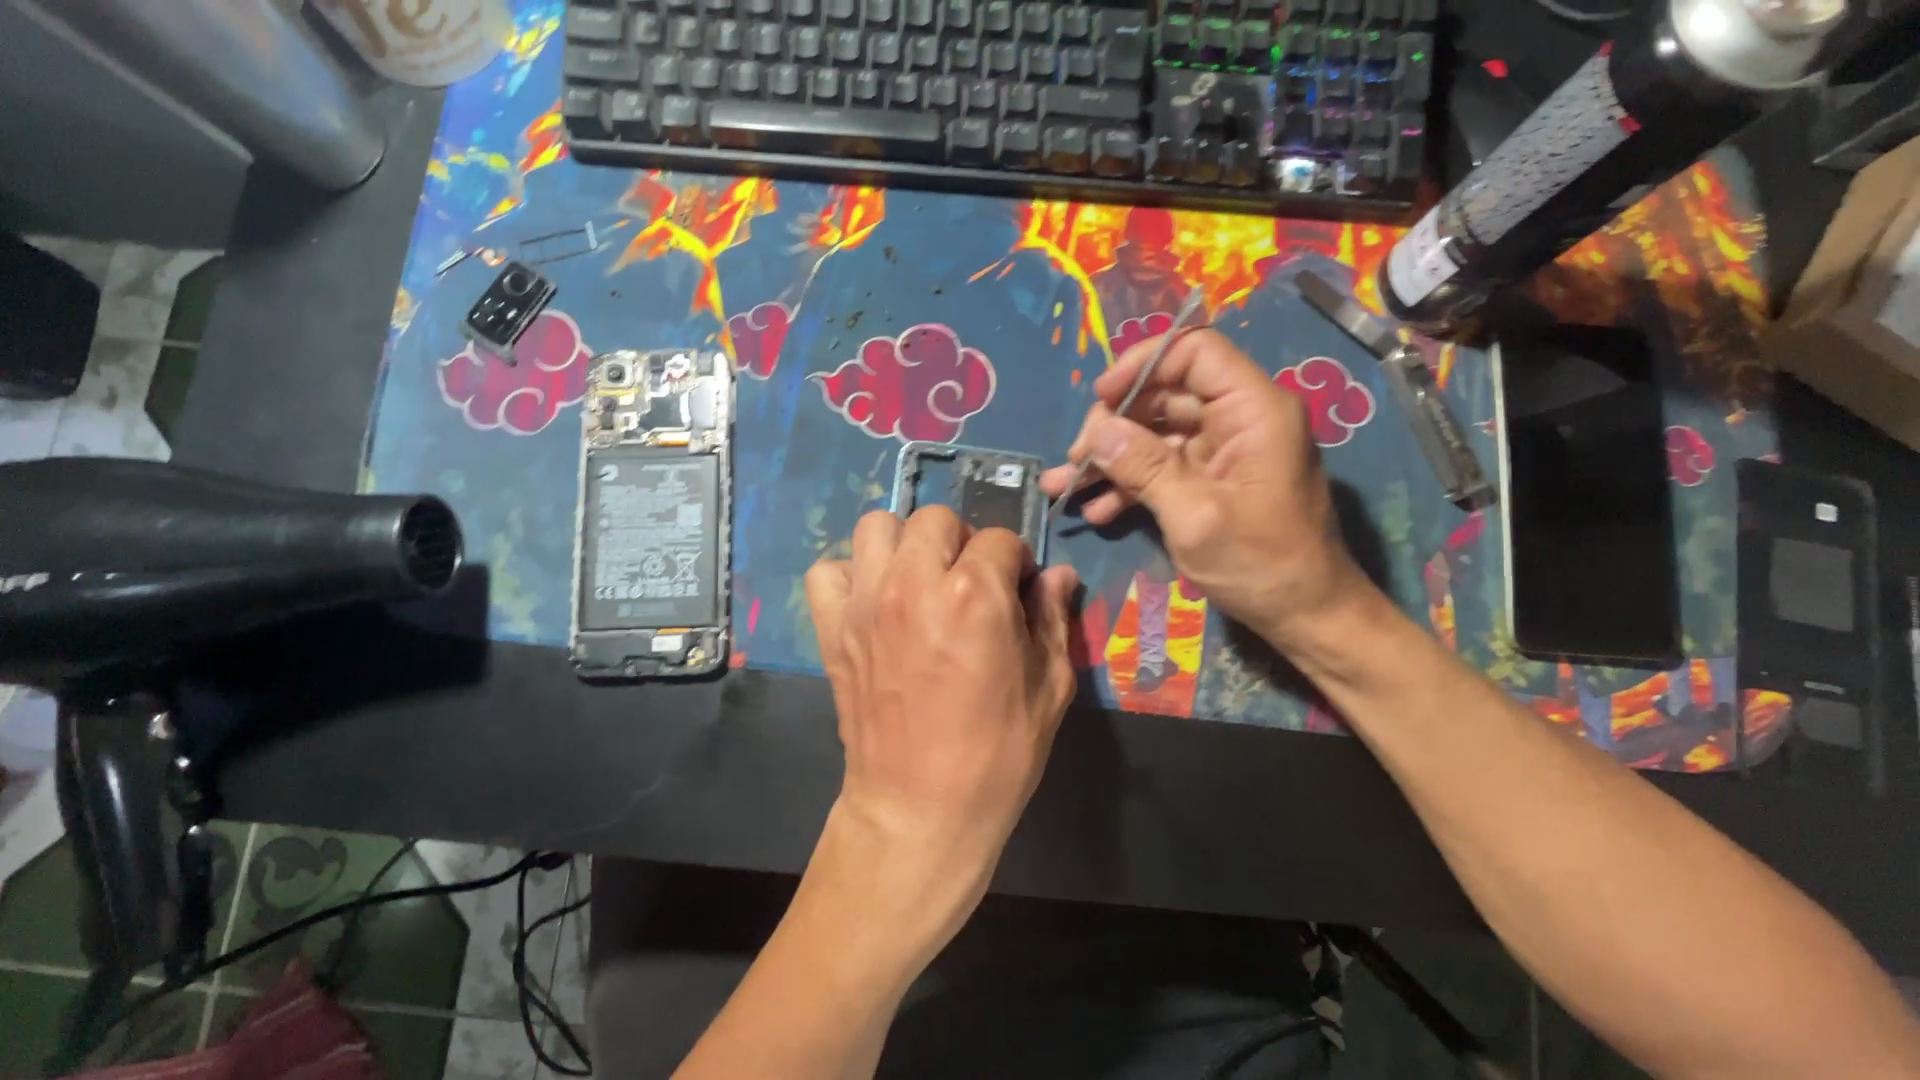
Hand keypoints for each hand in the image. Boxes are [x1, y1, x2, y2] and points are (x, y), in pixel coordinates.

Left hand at [804, 508, 1079, 947]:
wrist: (920, 809)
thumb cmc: (997, 754)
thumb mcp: (1049, 688)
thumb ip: (1053, 619)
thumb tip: (1059, 575)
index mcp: (975, 595)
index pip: (1000, 539)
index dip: (1016, 564)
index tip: (1019, 592)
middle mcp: (914, 583)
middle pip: (935, 519)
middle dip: (962, 542)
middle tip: (972, 584)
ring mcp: (865, 604)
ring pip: (876, 526)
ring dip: (905, 545)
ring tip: (922, 582)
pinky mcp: (832, 629)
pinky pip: (827, 571)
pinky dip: (850, 574)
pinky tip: (875, 601)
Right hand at [1039, 328, 1373, 653]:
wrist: (1307, 617)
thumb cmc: (1262, 564)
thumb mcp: (1195, 516)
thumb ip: (1145, 467)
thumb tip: (1096, 432)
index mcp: (1253, 410)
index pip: (1194, 352)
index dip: (1142, 365)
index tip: (1100, 399)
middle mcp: (1240, 420)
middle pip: (1166, 394)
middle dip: (1114, 423)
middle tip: (1076, 459)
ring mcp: (1226, 452)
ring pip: (1157, 434)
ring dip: (1111, 459)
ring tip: (1066, 485)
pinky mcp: (1214, 482)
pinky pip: (1164, 467)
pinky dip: (1130, 484)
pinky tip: (1097, 511)